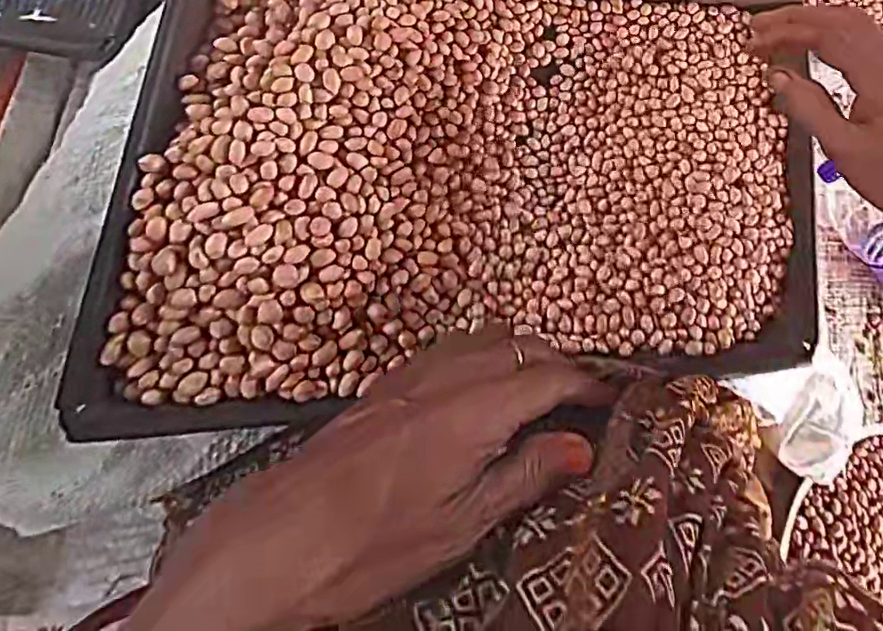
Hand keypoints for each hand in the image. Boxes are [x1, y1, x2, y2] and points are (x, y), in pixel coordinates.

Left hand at [125, 330, 610, 630]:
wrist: (271, 543)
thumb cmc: (370, 544)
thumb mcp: (460, 524)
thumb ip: (526, 475)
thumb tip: (581, 446)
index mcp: (477, 408)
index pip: (551, 378)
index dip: (588, 384)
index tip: (612, 396)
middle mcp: (452, 375)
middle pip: (525, 346)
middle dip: (561, 363)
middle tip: (581, 395)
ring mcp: (417, 373)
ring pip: (490, 337)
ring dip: (524, 352)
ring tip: (539, 385)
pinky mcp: (390, 381)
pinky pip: (455, 345)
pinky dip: (486, 352)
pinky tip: (480, 382)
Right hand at [749, 5, 882, 236]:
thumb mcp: (844, 150)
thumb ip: (808, 108)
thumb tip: (777, 76)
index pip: (828, 36)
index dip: (786, 32)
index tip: (755, 41)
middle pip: (843, 19)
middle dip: (797, 17)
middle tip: (761, 27)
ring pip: (856, 25)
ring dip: (816, 21)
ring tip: (780, 30)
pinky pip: (866, 40)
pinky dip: (834, 34)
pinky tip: (815, 44)